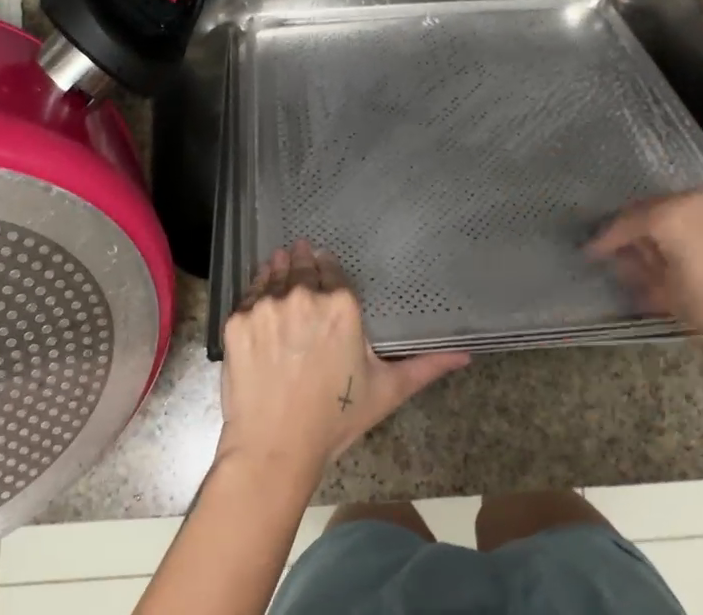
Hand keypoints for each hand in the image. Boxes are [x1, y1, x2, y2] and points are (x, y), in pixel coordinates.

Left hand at [217, 241, 468, 478]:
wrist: (274, 447)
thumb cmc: (336, 419)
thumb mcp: (387, 390)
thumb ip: (426, 366)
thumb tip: (466, 355)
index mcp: (341, 306)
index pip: (333, 271)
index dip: (329, 270)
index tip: (326, 268)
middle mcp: (302, 296)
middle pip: (302, 266)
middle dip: (303, 261)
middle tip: (303, 255)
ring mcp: (265, 306)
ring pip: (273, 275)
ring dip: (278, 268)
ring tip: (281, 262)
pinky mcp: (236, 321)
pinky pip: (247, 296)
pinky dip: (254, 294)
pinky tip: (260, 299)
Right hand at [587, 190, 702, 362]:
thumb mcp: (668, 293)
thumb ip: (639, 269)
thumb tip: (622, 260)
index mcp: (673, 214)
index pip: (627, 222)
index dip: (605, 239)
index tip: (589, 252)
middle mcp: (694, 199)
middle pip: (649, 210)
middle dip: (631, 233)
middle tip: (613, 256)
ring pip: (671, 212)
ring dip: (654, 232)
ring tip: (641, 261)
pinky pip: (693, 218)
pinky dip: (677, 233)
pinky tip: (669, 257)